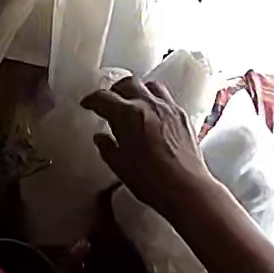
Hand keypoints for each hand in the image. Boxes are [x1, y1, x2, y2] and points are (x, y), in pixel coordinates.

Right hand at [80, 77, 218, 215]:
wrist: (186, 189)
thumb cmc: (150, 180)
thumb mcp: (119, 165)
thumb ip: (107, 147)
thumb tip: (101, 138)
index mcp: (127, 115)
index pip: (103, 98)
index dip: (91, 100)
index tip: (87, 104)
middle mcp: (148, 105)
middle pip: (128, 83)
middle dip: (114, 90)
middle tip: (108, 101)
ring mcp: (168, 108)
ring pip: (150, 85)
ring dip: (138, 89)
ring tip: (132, 101)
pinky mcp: (182, 116)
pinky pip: (167, 98)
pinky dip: (155, 100)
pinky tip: (152, 115)